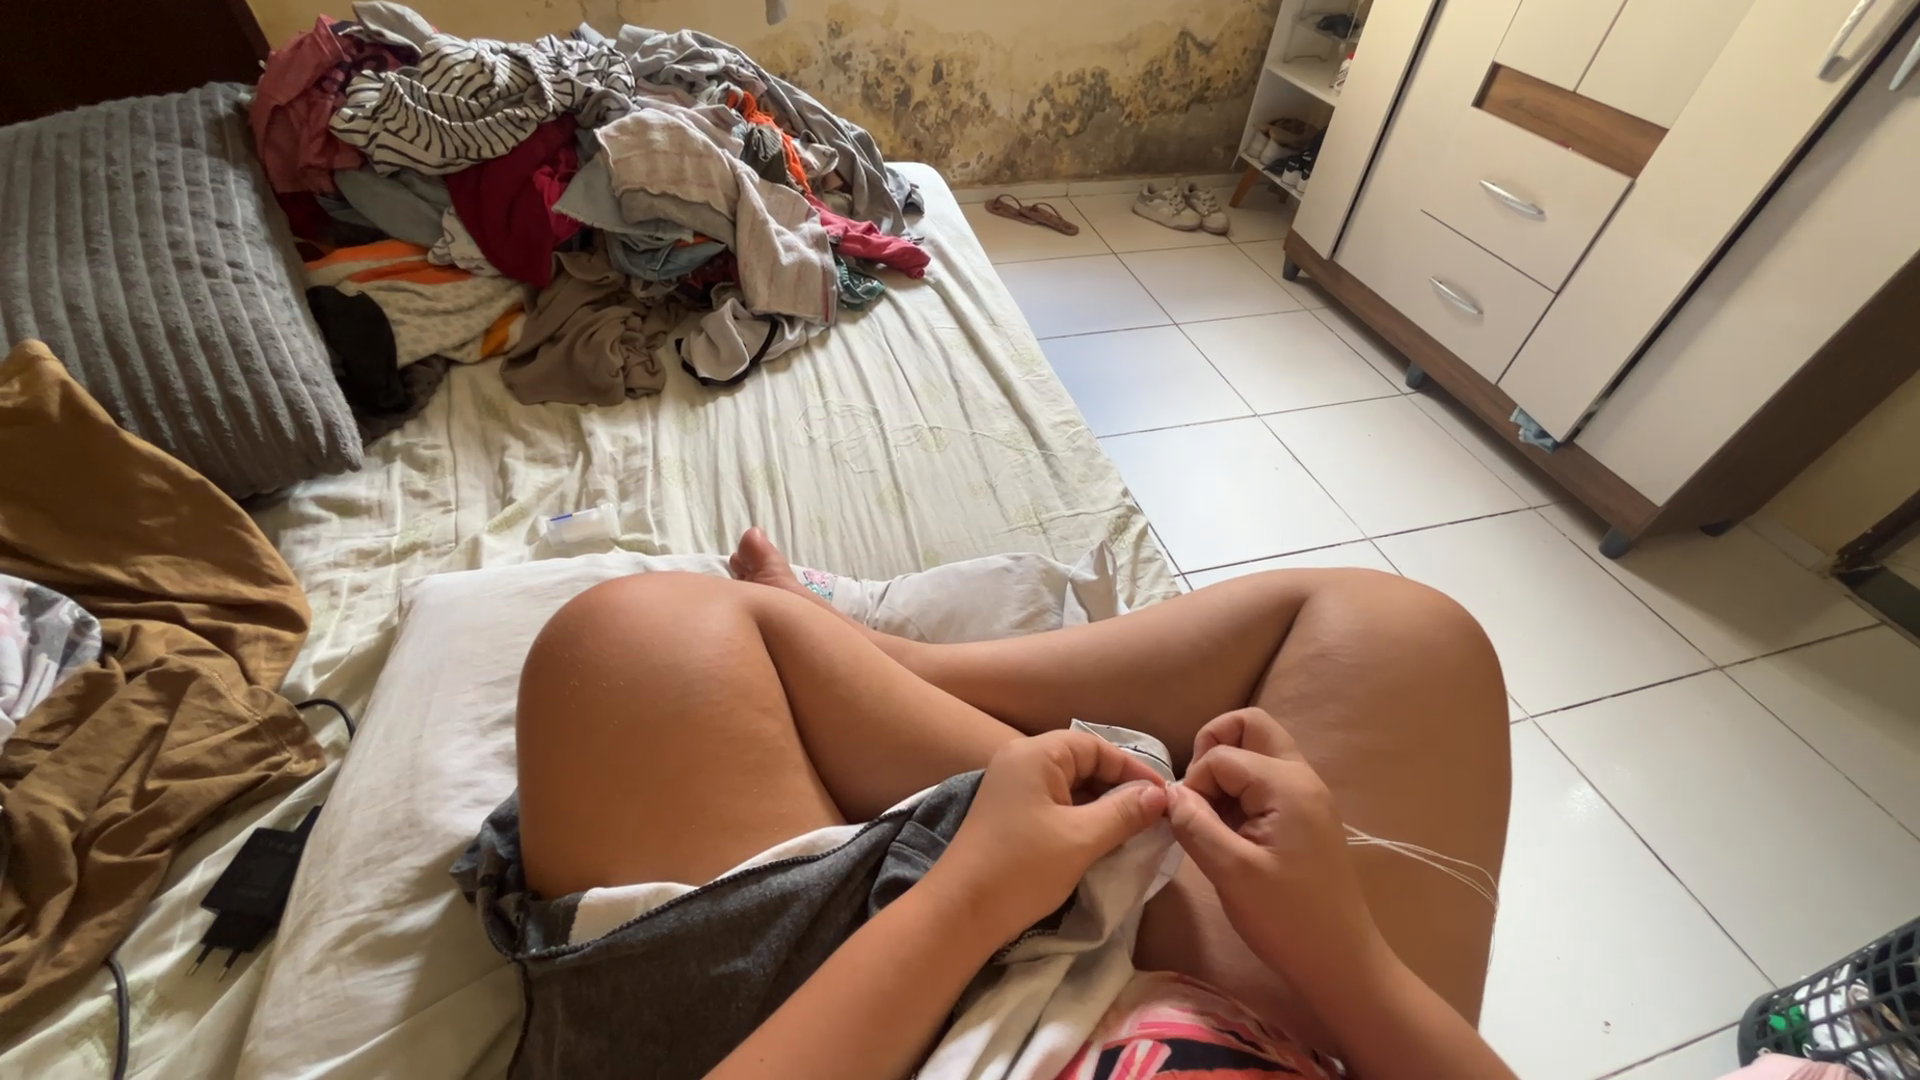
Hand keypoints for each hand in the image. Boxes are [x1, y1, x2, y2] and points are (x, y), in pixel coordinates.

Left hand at [925, 731, 1169, 945]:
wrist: (961, 911)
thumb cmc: (1023, 867)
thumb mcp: (1082, 839)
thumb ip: (1124, 812)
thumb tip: (1159, 795)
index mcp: (1035, 754)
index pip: (1096, 746)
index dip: (1132, 768)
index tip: (1164, 797)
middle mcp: (1021, 759)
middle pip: (1082, 761)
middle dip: (1118, 786)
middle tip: (1153, 815)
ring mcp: (1012, 786)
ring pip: (1070, 784)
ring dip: (1102, 803)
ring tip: (1134, 829)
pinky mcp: (1010, 811)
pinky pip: (1055, 801)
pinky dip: (1081, 815)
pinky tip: (1102, 838)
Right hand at [1166, 708, 1385, 996]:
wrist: (1343, 967)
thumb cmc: (1288, 919)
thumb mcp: (1230, 872)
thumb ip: (1193, 823)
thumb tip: (1167, 792)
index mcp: (1286, 785)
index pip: (1220, 756)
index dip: (1194, 784)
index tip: (1189, 823)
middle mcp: (1301, 777)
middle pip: (1249, 726)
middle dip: (1213, 747)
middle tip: (1198, 793)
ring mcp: (1306, 795)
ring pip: (1257, 750)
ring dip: (1226, 770)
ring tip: (1212, 818)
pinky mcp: (1304, 814)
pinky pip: (1264, 778)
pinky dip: (1239, 790)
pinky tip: (1230, 831)